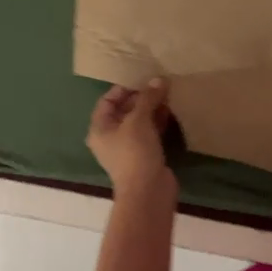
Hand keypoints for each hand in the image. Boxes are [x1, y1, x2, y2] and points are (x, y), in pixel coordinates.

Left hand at [87, 79, 175, 197]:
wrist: (148, 191)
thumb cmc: (135, 152)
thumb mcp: (139, 120)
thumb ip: (148, 98)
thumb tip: (159, 79)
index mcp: (100, 128)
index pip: (107, 100)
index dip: (124, 88)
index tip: (143, 79)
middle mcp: (111, 137)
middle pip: (124, 110)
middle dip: (141, 97)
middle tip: (160, 84)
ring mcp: (128, 147)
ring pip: (139, 121)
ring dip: (152, 108)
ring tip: (168, 93)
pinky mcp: (145, 154)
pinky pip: (150, 132)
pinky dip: (158, 122)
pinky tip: (171, 111)